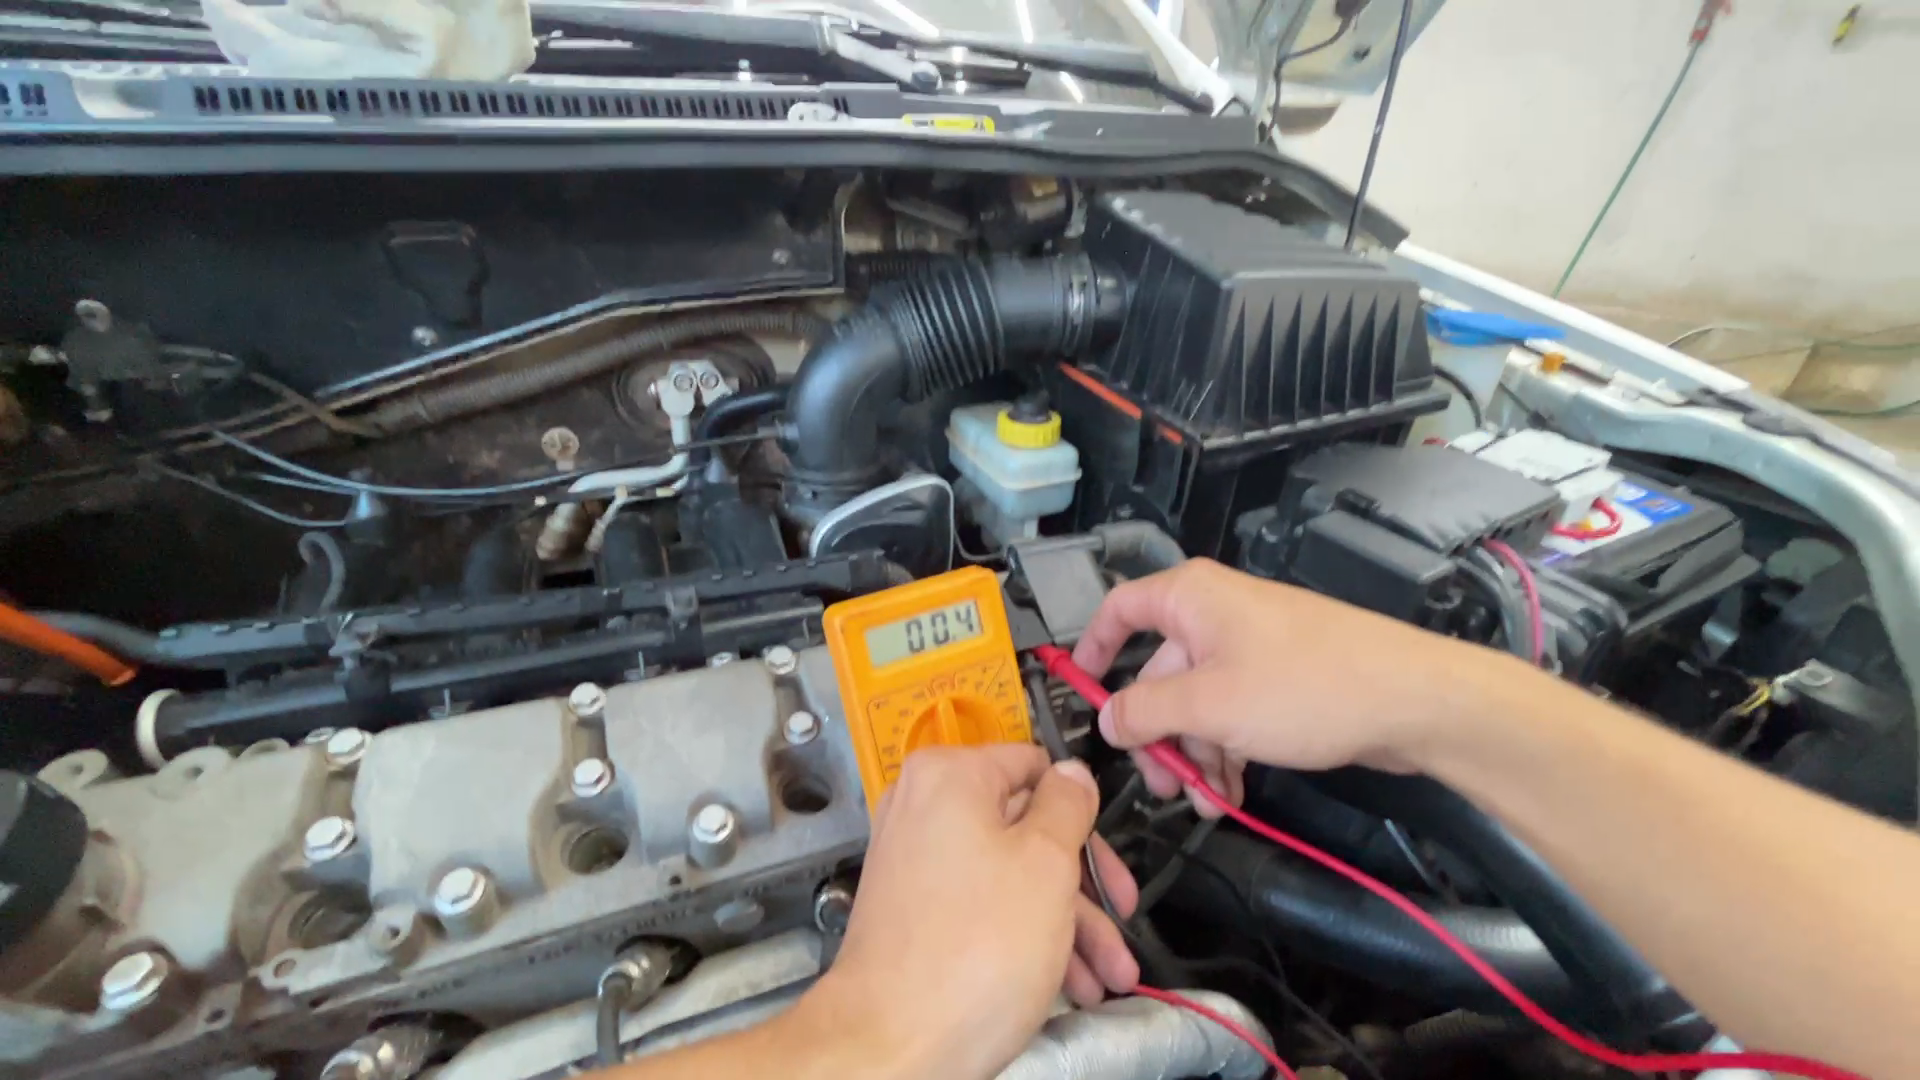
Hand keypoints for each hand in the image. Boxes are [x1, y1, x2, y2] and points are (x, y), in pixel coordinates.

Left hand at [795, 745, 1139, 1079]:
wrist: (891, 1047)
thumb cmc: (975, 949)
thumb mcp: (1046, 863)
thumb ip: (1069, 804)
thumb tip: (1073, 772)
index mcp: (950, 775)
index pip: (1033, 766)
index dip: (1081, 811)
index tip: (1108, 857)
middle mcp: (924, 805)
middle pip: (1025, 825)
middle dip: (1082, 881)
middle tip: (1122, 916)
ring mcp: (915, 858)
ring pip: (1008, 871)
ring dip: (1067, 920)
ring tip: (1108, 975)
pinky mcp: (914, 908)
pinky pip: (981, 901)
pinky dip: (1025, 932)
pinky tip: (1070, 983)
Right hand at [1071, 559, 1507, 808]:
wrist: (1416, 701)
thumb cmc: (1305, 687)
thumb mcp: (1208, 705)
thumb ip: (1145, 713)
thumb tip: (1107, 719)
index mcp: (1190, 599)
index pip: (1120, 609)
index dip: (1093, 646)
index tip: (1079, 687)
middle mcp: (1215, 615)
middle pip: (1160, 672)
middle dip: (1158, 734)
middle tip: (1161, 783)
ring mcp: (1251, 646)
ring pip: (1198, 701)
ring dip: (1194, 752)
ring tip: (1208, 800)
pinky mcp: (1281, 676)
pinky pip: (1232, 710)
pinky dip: (1225, 748)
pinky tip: (1232, 790)